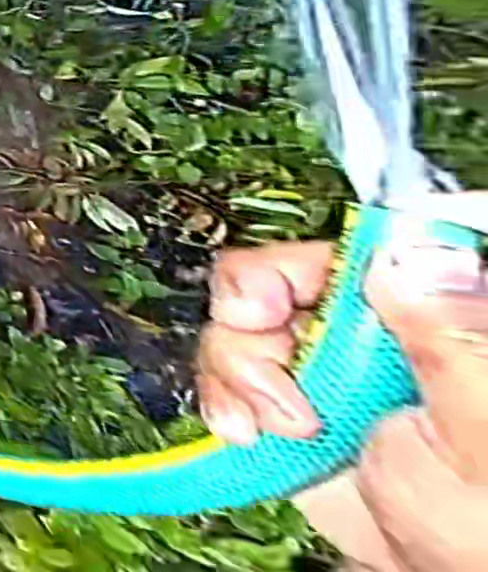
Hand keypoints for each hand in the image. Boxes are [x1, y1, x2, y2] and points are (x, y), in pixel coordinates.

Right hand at [196, 192, 487, 571]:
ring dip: (237, 362)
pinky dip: (219, 387)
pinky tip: (246, 427)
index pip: (399, 240)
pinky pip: (218, 352)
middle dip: (257, 302)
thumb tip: (425, 255)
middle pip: (291, 266)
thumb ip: (459, 347)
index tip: (318, 273)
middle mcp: (386, 325)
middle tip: (261, 335)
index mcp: (454, 324)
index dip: (351, 239)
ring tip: (276, 421)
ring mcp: (328, 352)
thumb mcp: (486, 440)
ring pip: (240, 310)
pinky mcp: (279, 377)